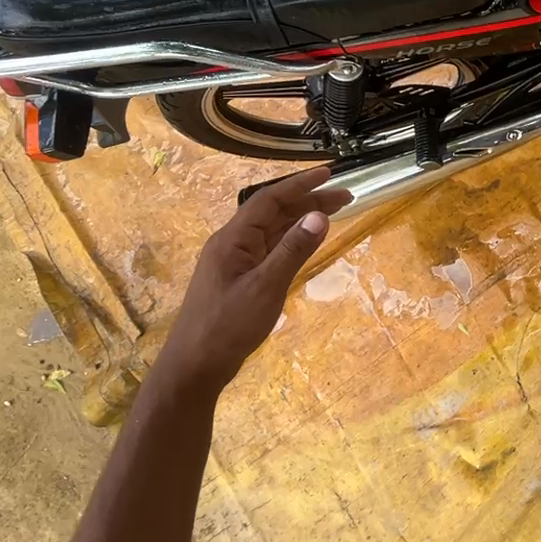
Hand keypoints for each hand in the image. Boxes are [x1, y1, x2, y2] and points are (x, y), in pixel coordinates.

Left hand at [151, 166, 351, 398]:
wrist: (194, 368)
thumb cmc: (228, 326)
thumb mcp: (266, 287)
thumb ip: (293, 250)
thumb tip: (319, 215)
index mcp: (232, 240)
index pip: (268, 200)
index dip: (299, 184)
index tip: (329, 174)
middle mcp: (232, 244)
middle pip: (272, 212)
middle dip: (308, 200)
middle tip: (346, 196)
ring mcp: (235, 261)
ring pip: (272, 229)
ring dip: (302, 217)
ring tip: (335, 212)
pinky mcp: (241, 277)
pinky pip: (270, 247)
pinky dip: (293, 238)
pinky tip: (309, 238)